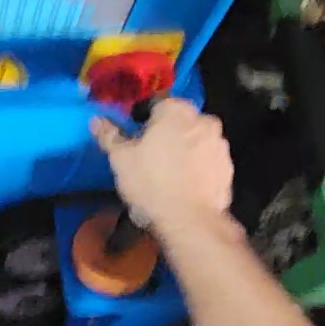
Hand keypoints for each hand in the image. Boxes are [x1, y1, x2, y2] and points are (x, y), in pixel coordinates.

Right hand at [91, 99, 235, 242]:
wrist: (189, 221)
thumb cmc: (151, 183)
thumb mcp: (121, 160)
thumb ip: (110, 136)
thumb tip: (97, 120)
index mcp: (177, 110)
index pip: (158, 105)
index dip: (145, 121)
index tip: (136, 140)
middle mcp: (204, 121)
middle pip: (180, 123)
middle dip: (167, 135)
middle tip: (150, 159)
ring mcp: (220, 145)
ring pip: (196, 142)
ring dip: (184, 152)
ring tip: (168, 177)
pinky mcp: (228, 169)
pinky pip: (207, 163)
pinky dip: (198, 170)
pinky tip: (184, 187)